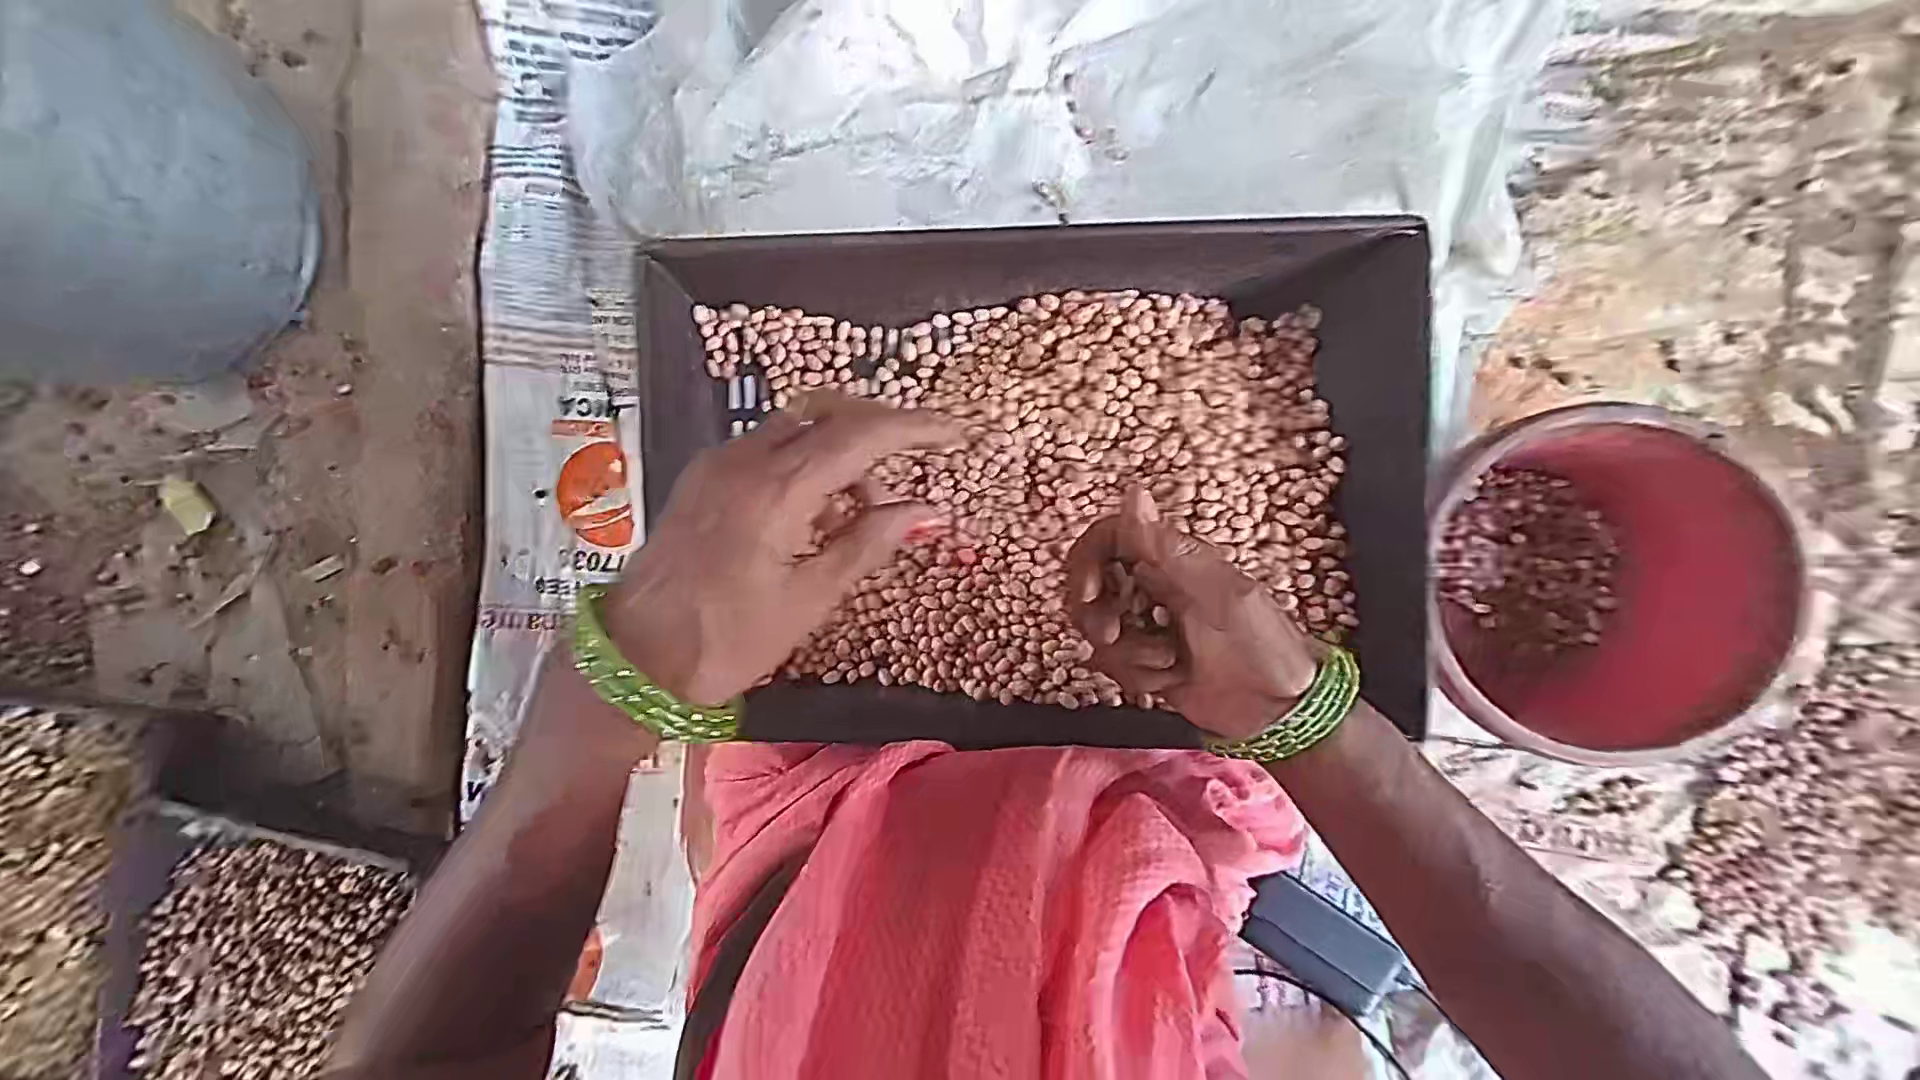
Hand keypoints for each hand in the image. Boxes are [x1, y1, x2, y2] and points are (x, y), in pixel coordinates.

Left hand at [600, 391, 961, 704]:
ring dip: (842, 452)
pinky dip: (807, 463)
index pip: (860, 436)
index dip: (914, 427)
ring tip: (860, 514)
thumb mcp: (809, 599)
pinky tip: (817, 512)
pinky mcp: (704, 476)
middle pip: (827, 411)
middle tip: (908, 468)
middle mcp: (743, 460)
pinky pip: (770, 448)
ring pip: (798, 426)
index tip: (954, 433)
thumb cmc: (726, 641)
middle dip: (878, 430)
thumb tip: (925, 512)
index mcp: (775, 492)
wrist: (632, 660)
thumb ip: (868, 544)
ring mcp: (718, 463)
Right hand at [1063, 487, 1322, 740]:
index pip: (1107, 539)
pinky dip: (1137, 676)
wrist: (1282, 713)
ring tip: (1164, 662)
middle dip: (1096, 614)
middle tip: (1114, 634)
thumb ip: (1168, 547)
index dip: (1086, 562)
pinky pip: (1113, 664)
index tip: (1089, 592)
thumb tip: (1134, 494)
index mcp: (1170, 560)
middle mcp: (1152, 588)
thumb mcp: (1219, 591)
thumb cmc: (1265, 644)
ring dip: (1124, 652)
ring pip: (1098, 628)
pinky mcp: (1144, 662)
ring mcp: (1146, 626)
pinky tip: (1170, 679)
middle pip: (1091, 587)